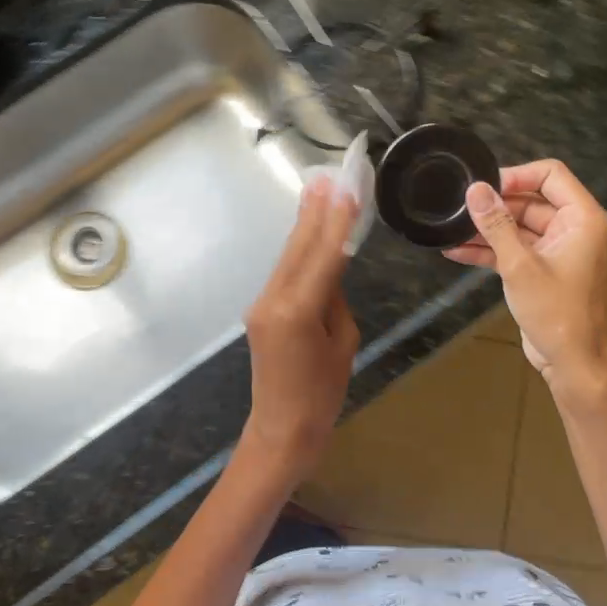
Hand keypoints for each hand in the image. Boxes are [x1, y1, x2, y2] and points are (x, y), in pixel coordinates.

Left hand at [242, 175, 359, 477]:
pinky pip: (284, 275)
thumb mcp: (344, 344)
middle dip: (315, 212)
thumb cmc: (322, 395)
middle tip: (328, 176)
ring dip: (304, 226)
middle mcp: (273, 300)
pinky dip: (298, 252)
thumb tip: (329, 273)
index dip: (336, 220)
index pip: (323, 255)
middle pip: (299, 248)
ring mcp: (261, 305)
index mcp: (298, 311)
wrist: (283, 429)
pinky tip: (307, 233)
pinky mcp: (259, 313)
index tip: (347, 187)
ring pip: (288, 258)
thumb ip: (335, 301)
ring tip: (317, 191)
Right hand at [442, 160, 606, 390]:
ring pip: (518, 228)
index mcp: (582, 218)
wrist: (574, 361)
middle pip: (530, 201)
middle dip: (495, 206)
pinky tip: (457, 252)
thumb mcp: (521, 266)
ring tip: (450, 230)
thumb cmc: (558, 313)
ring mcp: (557, 251)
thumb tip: (476, 191)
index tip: (483, 185)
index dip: (516, 175)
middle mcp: (573, 229)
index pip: (551, 174)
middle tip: (459, 209)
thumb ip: (496, 226)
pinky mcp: (542, 271)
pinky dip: (490, 252)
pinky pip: (514, 251)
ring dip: (487, 231)